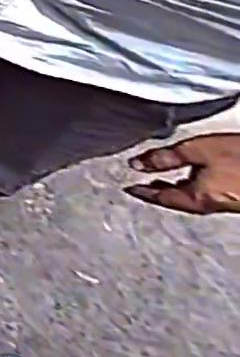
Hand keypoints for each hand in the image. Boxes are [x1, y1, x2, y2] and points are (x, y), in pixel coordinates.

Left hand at [124, 135, 239, 214]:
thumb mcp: (195, 151)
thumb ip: (163, 158)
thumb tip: (135, 165)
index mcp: (205, 198)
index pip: (166, 200)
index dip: (145, 194)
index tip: (129, 190)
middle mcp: (224, 205)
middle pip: (186, 203)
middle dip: (164, 195)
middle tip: (144, 186)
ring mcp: (239, 204)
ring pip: (204, 201)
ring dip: (182, 192)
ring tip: (164, 181)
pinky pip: (219, 197)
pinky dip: (201, 191)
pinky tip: (197, 179)